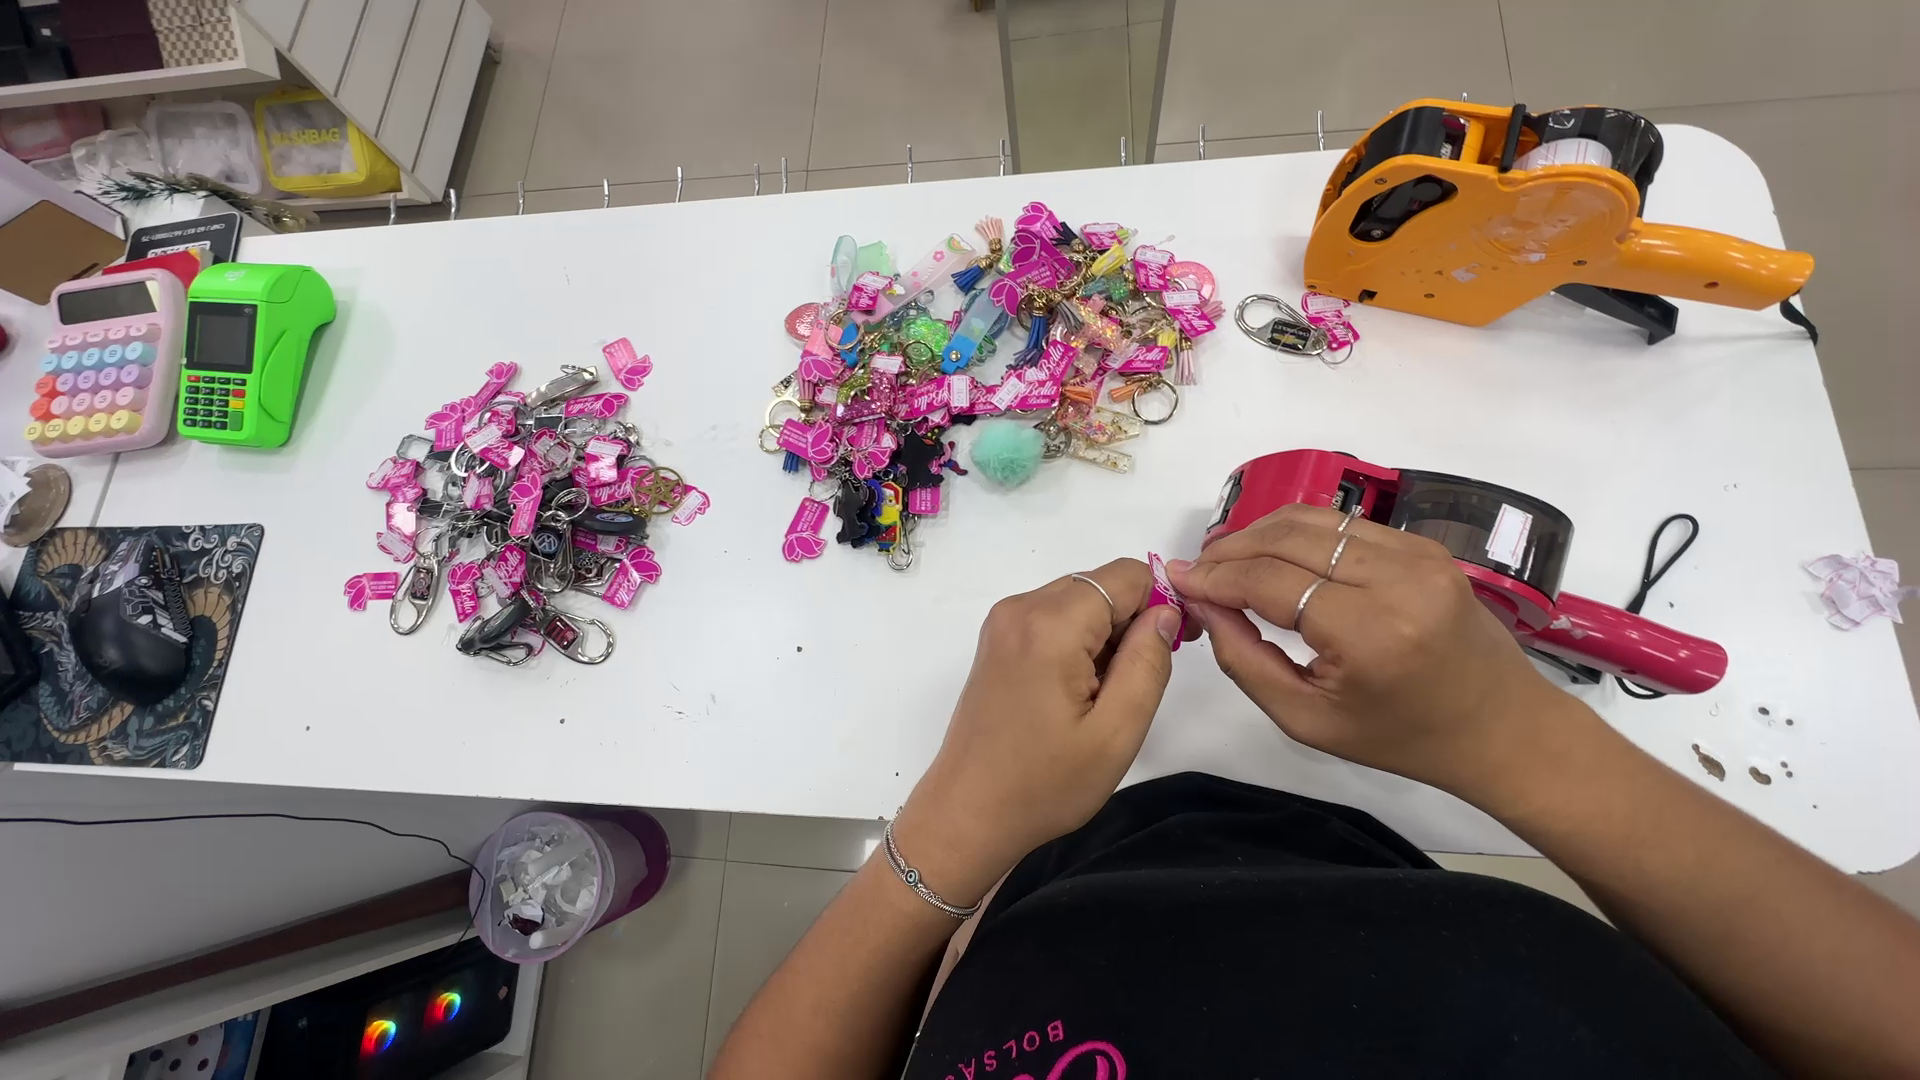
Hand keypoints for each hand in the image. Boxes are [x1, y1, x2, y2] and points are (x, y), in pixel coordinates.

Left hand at [892, 558, 1180, 905]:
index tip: (1177, 645)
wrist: (968, 812)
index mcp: (1050, 624)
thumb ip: (1148, 662)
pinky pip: (1052, 617)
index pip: (1126, 575)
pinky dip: (1077, 641)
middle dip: (1133, 619)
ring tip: (1105, 694)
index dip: (1162, 601)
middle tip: (1141, 680)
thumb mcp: (1116, 732)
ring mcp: (1003, 622)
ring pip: (1078, 599)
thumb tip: (1166, 611)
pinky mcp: (996, 640)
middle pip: (1099, 584)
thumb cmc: (1044, 783)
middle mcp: (1021, 608)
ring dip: (1105, 633)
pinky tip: (1078, 689)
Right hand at [1169, 504, 1571, 797]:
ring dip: (1257, 533)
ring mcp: (1418, 555)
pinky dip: (1295, 533)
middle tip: (1196, 570)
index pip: (1270, 582)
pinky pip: (1341, 525)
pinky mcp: (1425, 546)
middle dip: (1228, 549)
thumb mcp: (1305, 719)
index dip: (1215, 577)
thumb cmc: (1399, 737)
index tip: (1177, 579)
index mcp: (1371, 633)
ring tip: (1225, 560)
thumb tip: (1199, 601)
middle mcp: (1398, 580)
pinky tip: (1272, 555)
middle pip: (1286, 539)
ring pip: (1311, 520)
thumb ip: (1242, 658)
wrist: (1504, 729)